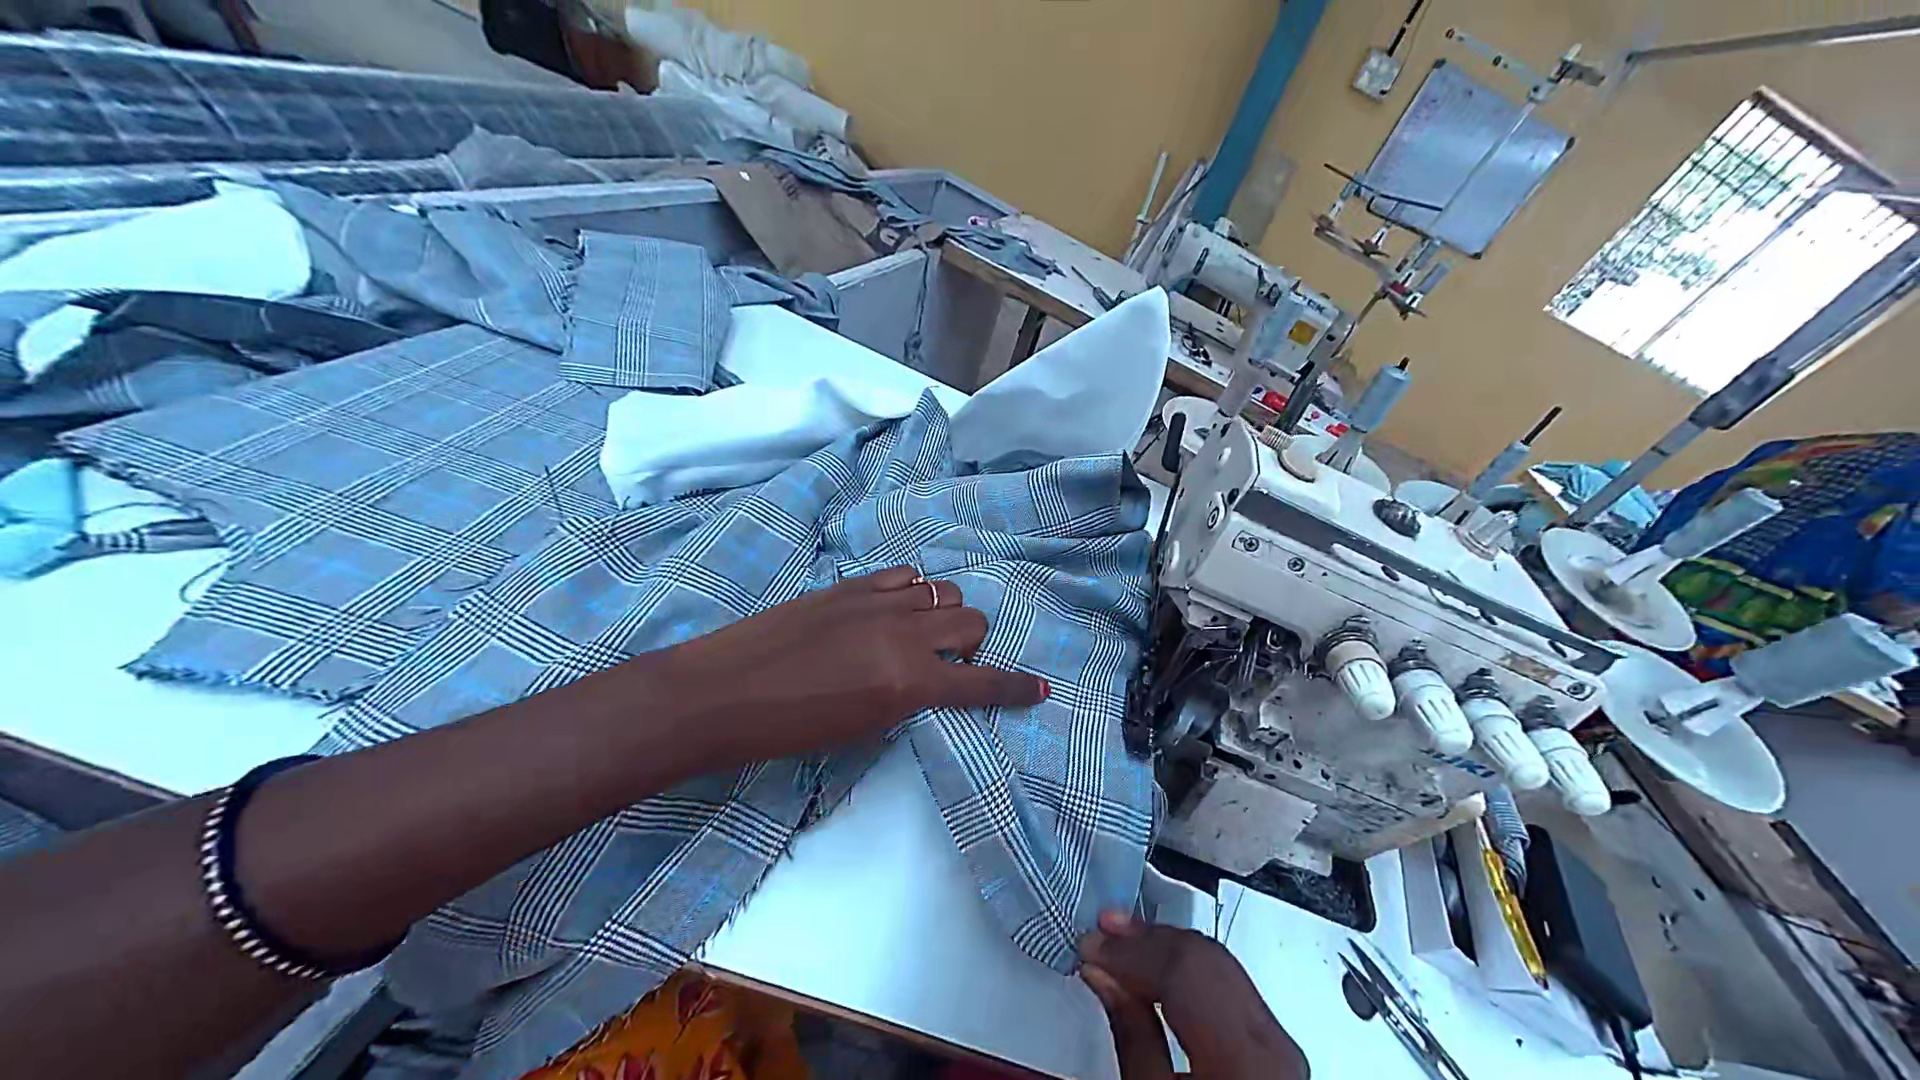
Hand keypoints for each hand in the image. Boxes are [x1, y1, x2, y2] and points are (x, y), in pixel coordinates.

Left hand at [644, 566, 1048, 769]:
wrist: (724, 692)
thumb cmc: (790, 730)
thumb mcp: (864, 728)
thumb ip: (910, 698)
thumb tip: (934, 679)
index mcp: (907, 682)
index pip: (981, 683)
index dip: (1016, 688)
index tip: (1040, 689)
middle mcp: (902, 634)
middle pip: (971, 622)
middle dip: (971, 646)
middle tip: (946, 665)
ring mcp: (876, 601)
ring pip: (942, 592)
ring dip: (943, 615)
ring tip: (918, 635)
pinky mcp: (850, 585)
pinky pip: (904, 576)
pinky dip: (911, 593)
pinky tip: (892, 610)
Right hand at [1079, 911, 1308, 1079]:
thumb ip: (1129, 1033)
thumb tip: (1103, 973)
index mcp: (1242, 1062)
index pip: (1180, 970)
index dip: (1128, 950)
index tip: (1091, 947)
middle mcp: (1274, 1047)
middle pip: (1202, 958)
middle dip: (1146, 939)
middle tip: (1102, 934)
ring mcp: (1283, 1046)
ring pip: (1218, 963)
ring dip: (1165, 947)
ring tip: (1124, 942)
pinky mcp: (1279, 1049)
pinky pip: (1230, 983)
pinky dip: (1189, 968)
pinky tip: (1160, 965)